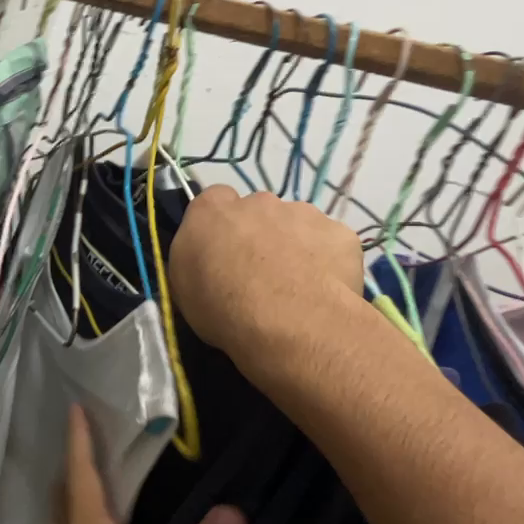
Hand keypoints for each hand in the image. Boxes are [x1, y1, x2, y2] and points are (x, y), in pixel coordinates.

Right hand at [166, 185, 363, 364]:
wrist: (289, 323)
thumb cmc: (223, 307)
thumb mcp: (183, 284)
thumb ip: (193, 255)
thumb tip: (207, 253)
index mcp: (211, 210)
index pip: (214, 200)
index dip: (221, 225)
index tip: (223, 251)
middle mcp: (256, 201)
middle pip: (258, 211)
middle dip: (260, 234)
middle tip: (261, 273)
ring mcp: (302, 213)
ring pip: (297, 224)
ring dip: (295, 245)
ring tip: (296, 285)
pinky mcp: (339, 233)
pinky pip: (331, 243)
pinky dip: (328, 260)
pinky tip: (324, 288)